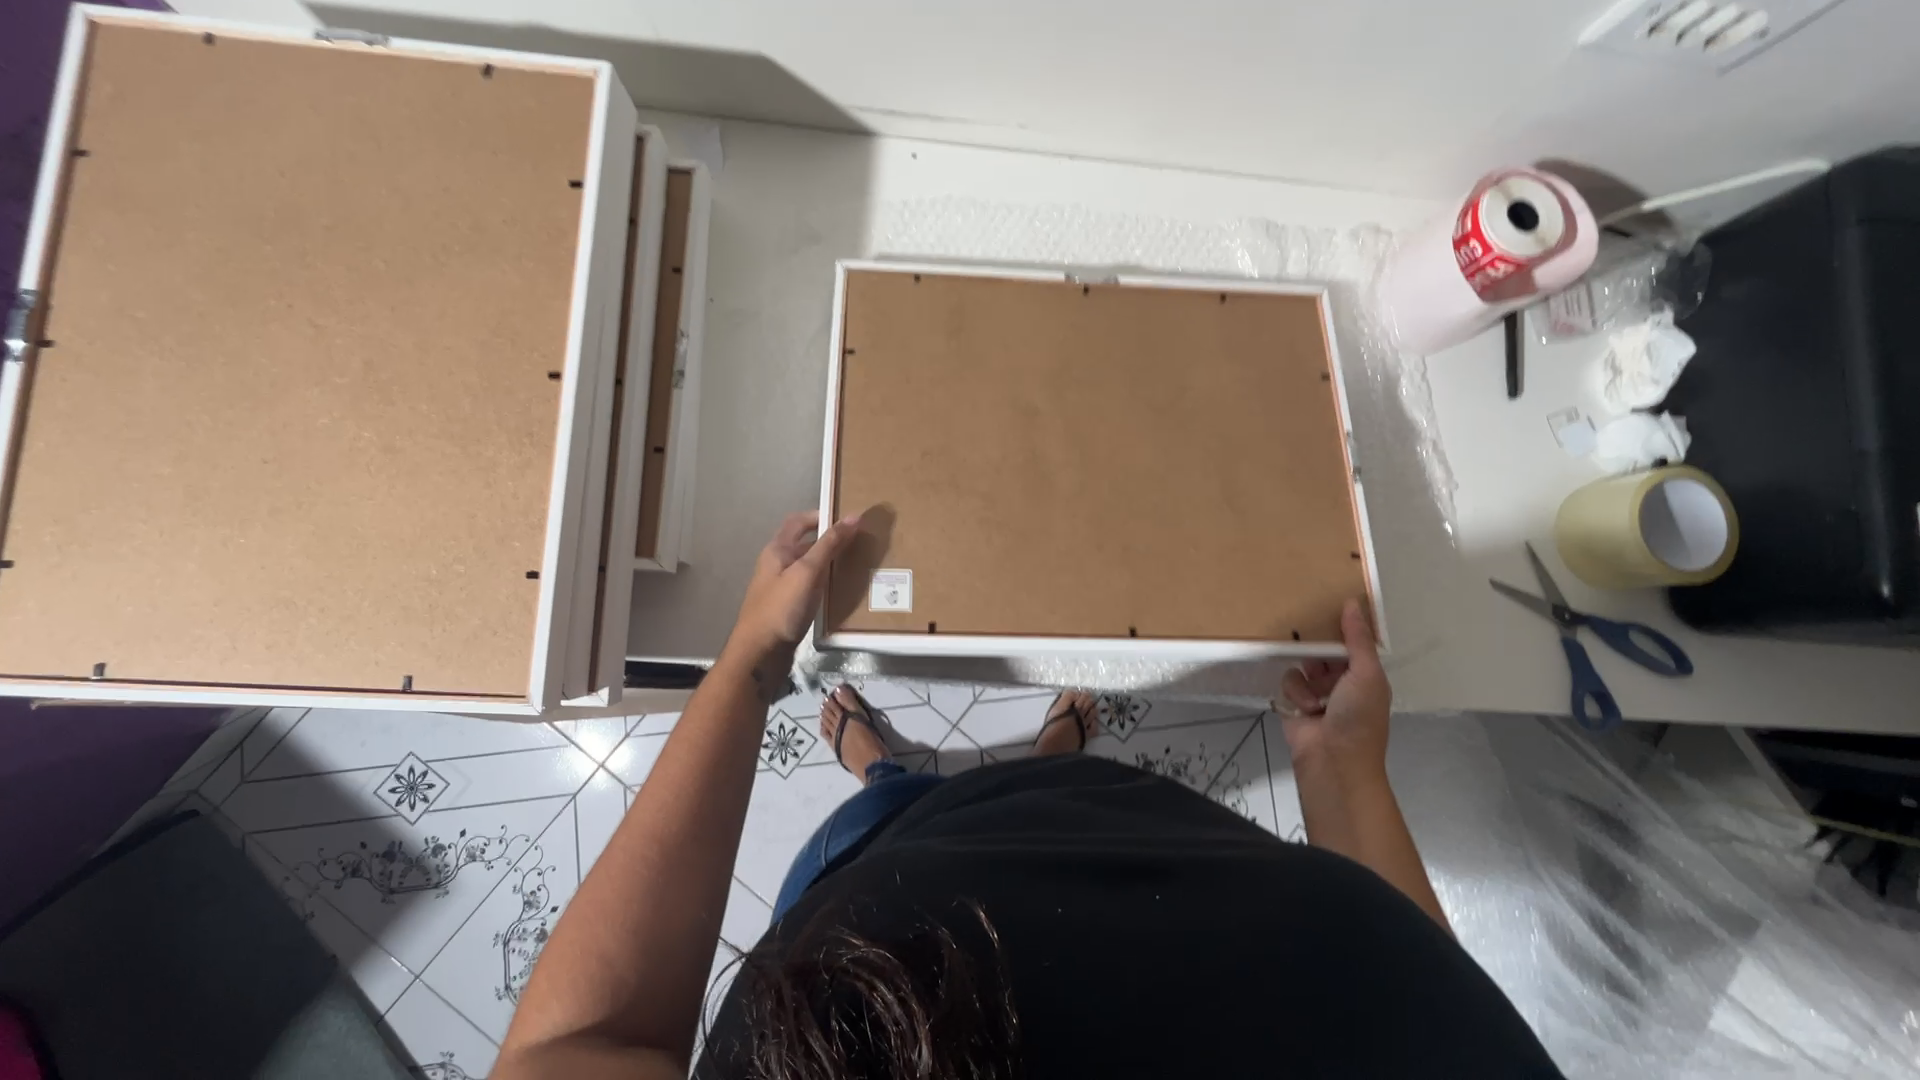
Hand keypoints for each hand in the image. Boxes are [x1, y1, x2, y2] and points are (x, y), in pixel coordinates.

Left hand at [727, 510, 861, 656]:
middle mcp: (777, 565)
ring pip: (810, 567)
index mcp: (777, 550)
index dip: (820, 515)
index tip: (847, 519)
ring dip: (830, 563)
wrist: (760, 653)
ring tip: (858, 564)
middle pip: (806, 544)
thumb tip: (853, 516)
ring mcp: (782, 587)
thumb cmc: (781, 608)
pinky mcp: (789, 606)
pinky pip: (811, 587)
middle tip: (859, 542)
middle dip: (830, 541)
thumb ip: (830, 544)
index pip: (798, 521)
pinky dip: (827, 584)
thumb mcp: (807, 572)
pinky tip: (843, 591)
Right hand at [1278, 599, 1390, 782]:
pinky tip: (1304, 709)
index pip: (1351, 642)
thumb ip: (1358, 639)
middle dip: (1316, 649)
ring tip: (1314, 699)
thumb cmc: (1358, 717)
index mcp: (1364, 674)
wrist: (1333, 760)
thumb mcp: (1366, 674)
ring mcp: (1316, 693)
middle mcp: (1340, 681)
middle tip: (1306, 640)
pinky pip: (1287, 681)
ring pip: (1302, 665)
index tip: (1326, 607)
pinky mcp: (1293, 703)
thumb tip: (1354, 602)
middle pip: (1323, 651)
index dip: (1341, 628)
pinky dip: (1294, 694)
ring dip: (1306, 680)